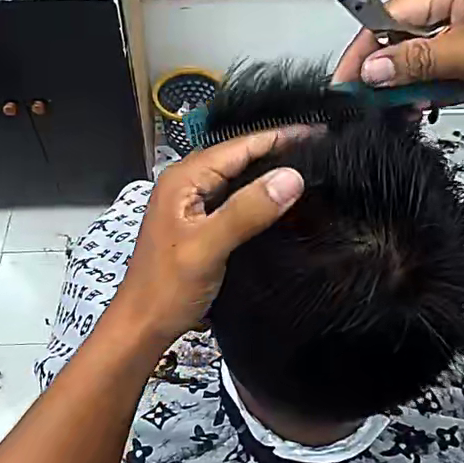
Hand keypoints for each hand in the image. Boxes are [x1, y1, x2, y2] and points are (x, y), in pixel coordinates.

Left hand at [111, 129, 307, 341]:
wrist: (142, 327)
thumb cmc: (168, 289)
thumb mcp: (208, 247)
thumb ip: (247, 210)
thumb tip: (292, 177)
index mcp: (184, 179)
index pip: (239, 146)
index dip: (279, 138)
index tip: (318, 135)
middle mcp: (186, 184)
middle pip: (239, 157)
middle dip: (278, 151)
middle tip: (321, 151)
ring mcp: (192, 205)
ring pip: (238, 178)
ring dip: (270, 174)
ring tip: (310, 170)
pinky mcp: (200, 224)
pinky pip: (236, 200)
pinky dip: (260, 197)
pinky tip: (282, 203)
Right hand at [334, 0, 463, 117]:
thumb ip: (420, 61)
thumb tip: (372, 70)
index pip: (395, 12)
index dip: (367, 48)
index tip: (346, 81)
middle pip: (407, 33)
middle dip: (389, 69)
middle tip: (371, 104)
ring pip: (425, 54)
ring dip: (413, 82)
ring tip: (403, 109)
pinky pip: (446, 67)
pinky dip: (435, 86)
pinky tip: (426, 105)